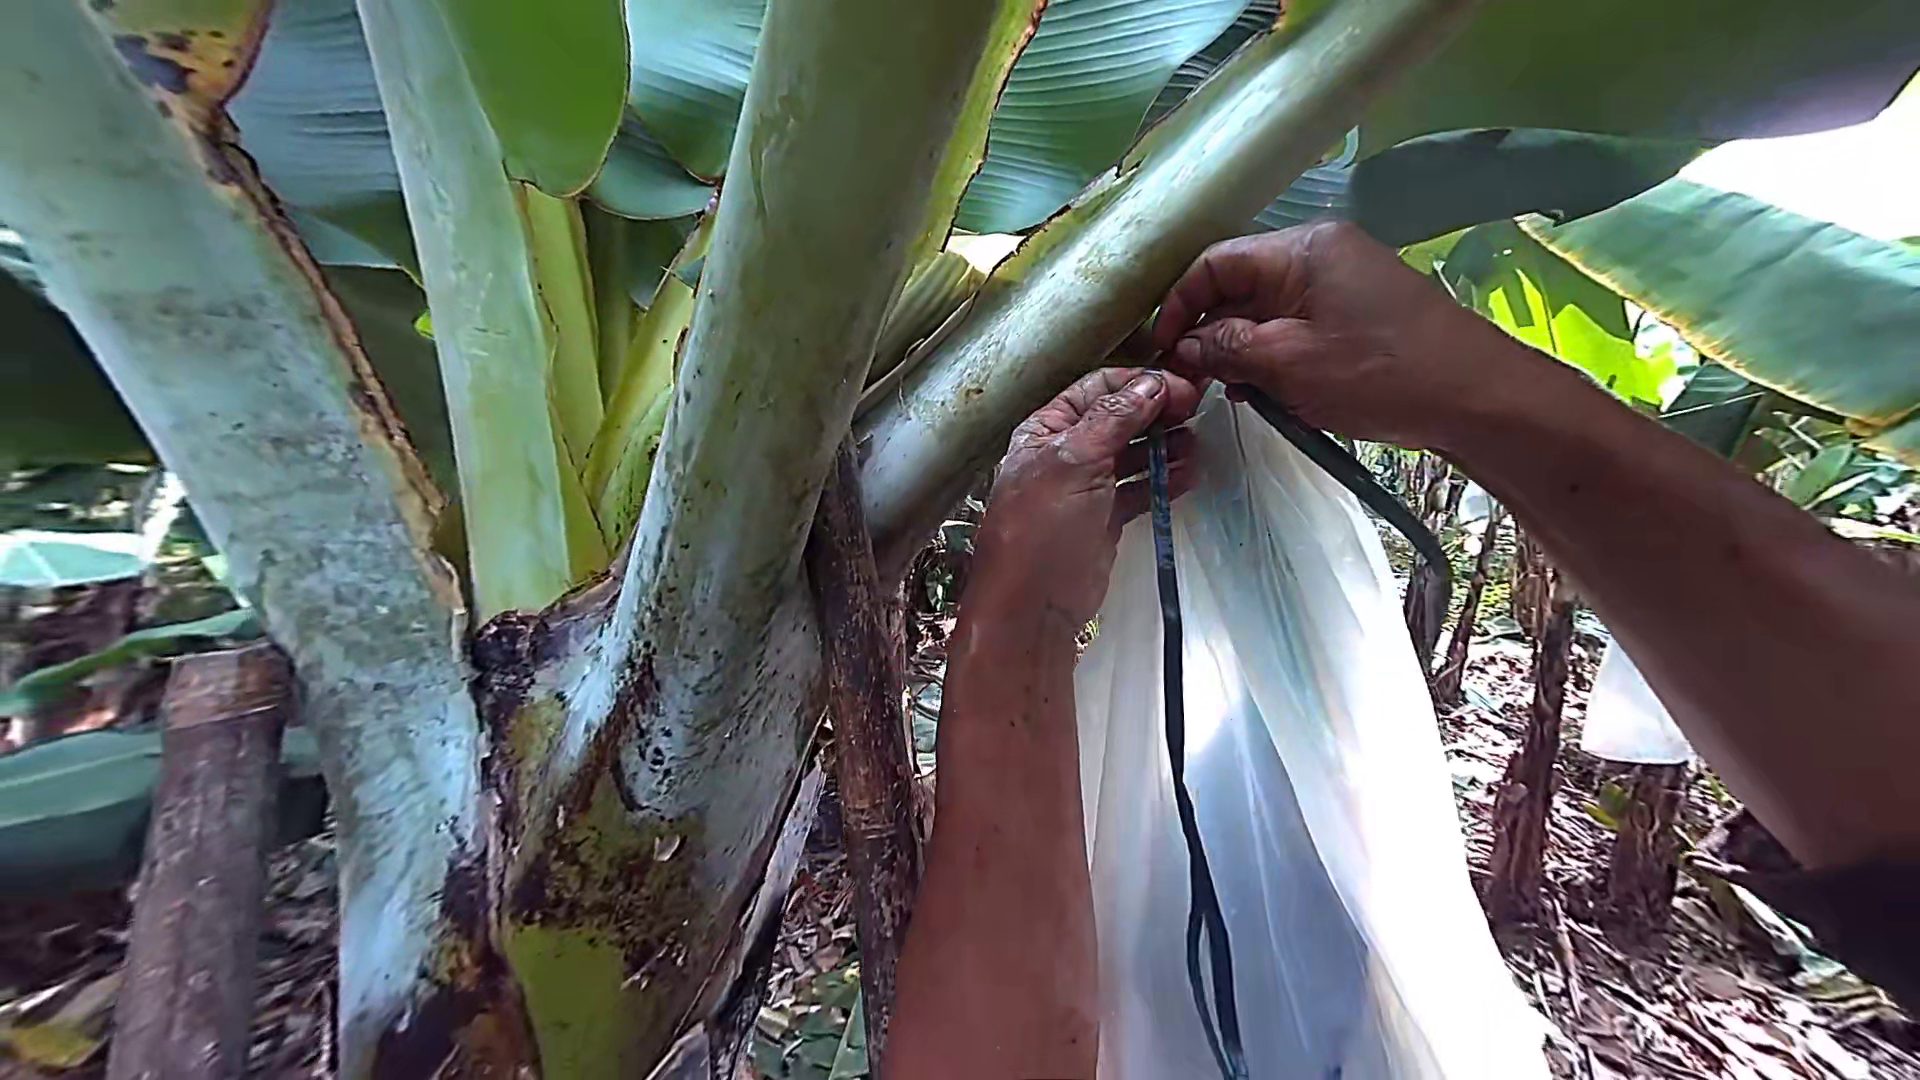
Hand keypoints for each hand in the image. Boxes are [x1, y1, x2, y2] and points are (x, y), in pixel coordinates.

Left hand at [972, 367, 1201, 626]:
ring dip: (1163, 445)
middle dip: (1155, 412)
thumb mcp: (1073, 461)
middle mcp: (1063, 455)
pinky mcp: (1104, 518)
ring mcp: (1085, 488)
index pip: (1096, 389)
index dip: (1137, 385)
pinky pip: (1139, 489)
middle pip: (1118, 418)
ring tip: (1192, 444)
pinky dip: (1162, 480)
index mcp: (1044, 431)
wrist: (1033, 604)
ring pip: (1132, 454)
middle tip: (1192, 411)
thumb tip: (1150, 385)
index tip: (1176, 388)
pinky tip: (1186, 474)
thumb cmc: (1037, 532)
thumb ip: (1114, 418)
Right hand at [1151, 221, 1540, 449]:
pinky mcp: (1344, 316)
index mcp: (1301, 251)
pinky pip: (1285, 329)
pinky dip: (1263, 358)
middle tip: (1188, 379)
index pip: (1214, 263)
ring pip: (1257, 313)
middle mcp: (1315, 257)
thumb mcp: (1286, 362)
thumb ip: (1224, 348)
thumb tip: (1180, 347)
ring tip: (1223, 390)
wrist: (1474, 398)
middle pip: (1234, 287)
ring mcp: (1333, 286)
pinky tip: (1257, 391)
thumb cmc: (1376, 373)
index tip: (1162, 349)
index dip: (1179, 304)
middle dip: (1205, 333)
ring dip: (1233, 351)